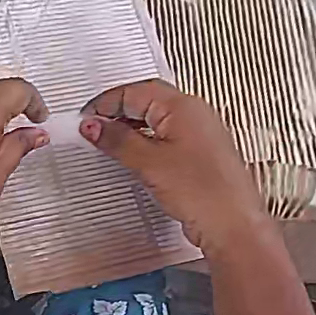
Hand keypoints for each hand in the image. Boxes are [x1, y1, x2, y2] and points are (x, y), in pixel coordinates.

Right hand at [78, 79, 270, 254]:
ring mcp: (197, 133)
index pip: (135, 91)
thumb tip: (93, 125)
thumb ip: (117, 141)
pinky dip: (143, 141)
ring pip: (155, 119)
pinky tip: (132, 156)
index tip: (85, 120)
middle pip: (146, 100)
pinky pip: (164, 136)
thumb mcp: (149, 162)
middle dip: (116, 110)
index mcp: (183, 106)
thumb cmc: (202, 191)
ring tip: (107, 142)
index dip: (106, 103)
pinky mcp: (196, 154)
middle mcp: (193, 113)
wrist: (230, 222)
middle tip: (92, 128)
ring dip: (128, 126)